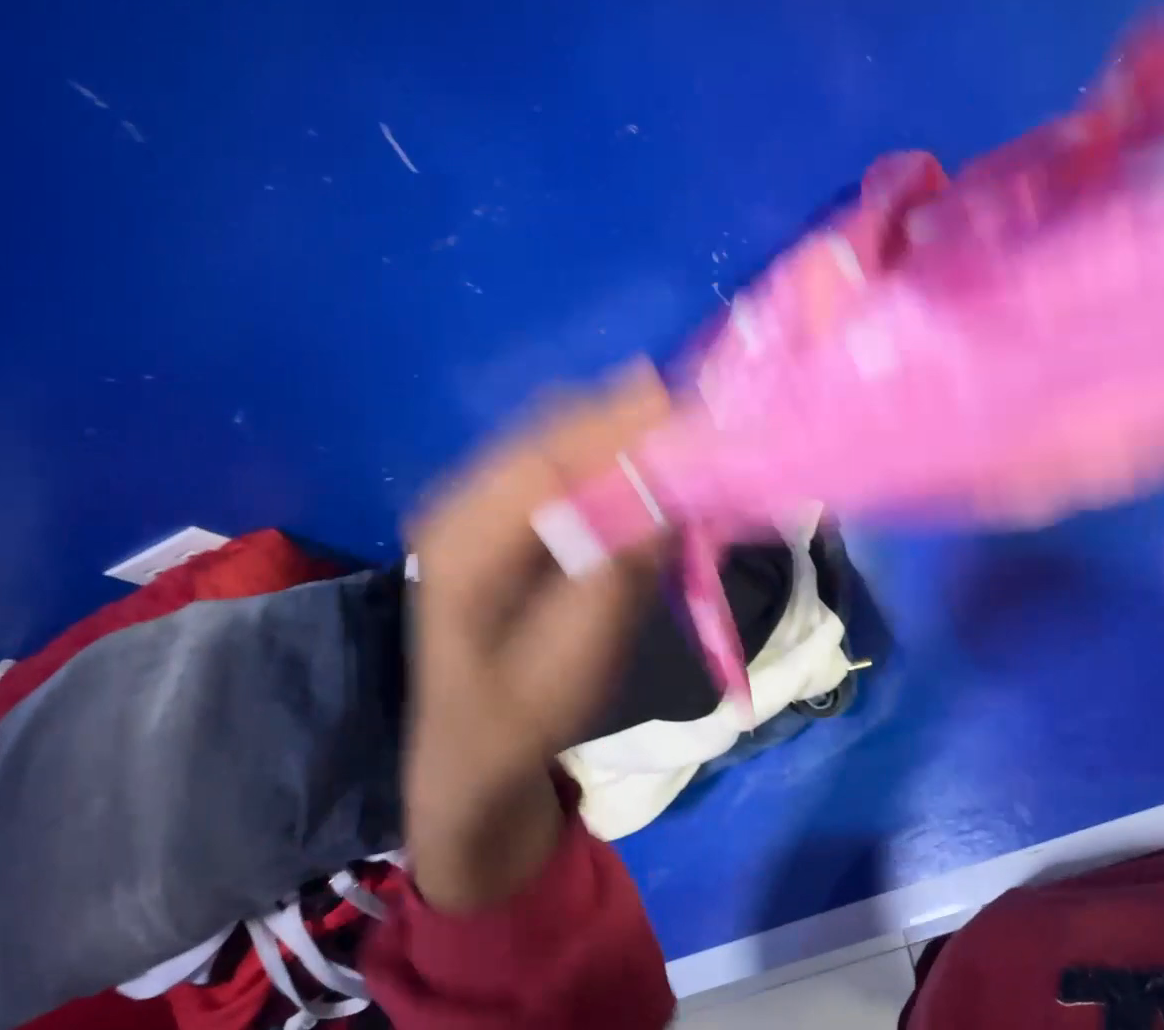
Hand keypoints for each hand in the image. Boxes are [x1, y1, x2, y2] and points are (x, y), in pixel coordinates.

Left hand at [404, 363, 668, 911]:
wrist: (477, 753)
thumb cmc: (525, 715)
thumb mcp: (578, 653)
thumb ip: (620, 571)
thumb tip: (673, 495)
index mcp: (465, 539)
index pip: (549, 458)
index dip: (621, 430)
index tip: (689, 410)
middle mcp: (464, 503)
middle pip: (554, 435)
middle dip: (628, 421)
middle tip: (699, 420)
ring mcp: (482, 505)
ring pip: (562, 442)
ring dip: (624, 437)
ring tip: (686, 439)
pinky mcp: (508, 516)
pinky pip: (566, 466)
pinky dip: (613, 461)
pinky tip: (652, 471)